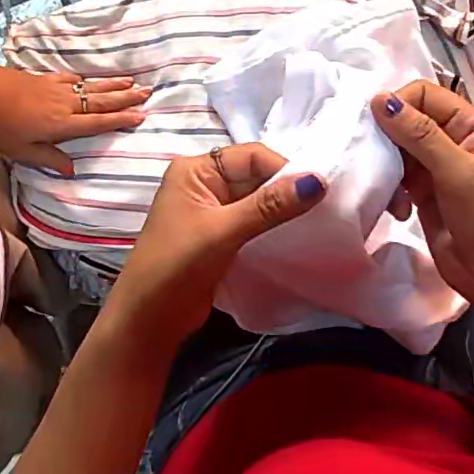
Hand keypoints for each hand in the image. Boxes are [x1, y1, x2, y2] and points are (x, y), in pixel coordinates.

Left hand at [0, 68, 150, 173]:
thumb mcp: (21, 151)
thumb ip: (49, 159)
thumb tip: (72, 170)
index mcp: (61, 124)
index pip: (98, 123)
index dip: (120, 120)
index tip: (141, 116)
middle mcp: (64, 104)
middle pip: (100, 101)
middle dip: (125, 98)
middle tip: (147, 93)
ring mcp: (55, 89)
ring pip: (90, 87)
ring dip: (112, 85)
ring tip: (131, 82)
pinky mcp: (44, 79)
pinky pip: (72, 80)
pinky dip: (85, 80)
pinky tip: (89, 80)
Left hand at [106, 145, 325, 345]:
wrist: (149, 317)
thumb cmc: (177, 264)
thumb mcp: (223, 230)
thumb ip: (269, 206)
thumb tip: (317, 182)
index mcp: (195, 170)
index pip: (251, 156)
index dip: (283, 169)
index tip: (318, 190)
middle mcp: (203, 184)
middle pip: (256, 176)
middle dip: (286, 189)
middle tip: (324, 207)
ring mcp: (212, 212)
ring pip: (258, 201)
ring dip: (282, 210)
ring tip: (315, 222)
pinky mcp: (220, 237)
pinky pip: (254, 223)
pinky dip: (273, 228)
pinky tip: (295, 236)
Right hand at [372, 81, 473, 311]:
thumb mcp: (459, 172)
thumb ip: (419, 134)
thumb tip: (379, 98)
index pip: (426, 95)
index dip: (398, 104)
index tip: (371, 126)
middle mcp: (456, 141)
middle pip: (408, 121)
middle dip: (386, 135)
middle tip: (368, 155)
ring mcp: (439, 169)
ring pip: (398, 150)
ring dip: (386, 164)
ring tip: (382, 184)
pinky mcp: (424, 195)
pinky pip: (397, 177)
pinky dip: (389, 187)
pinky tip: (392, 206)